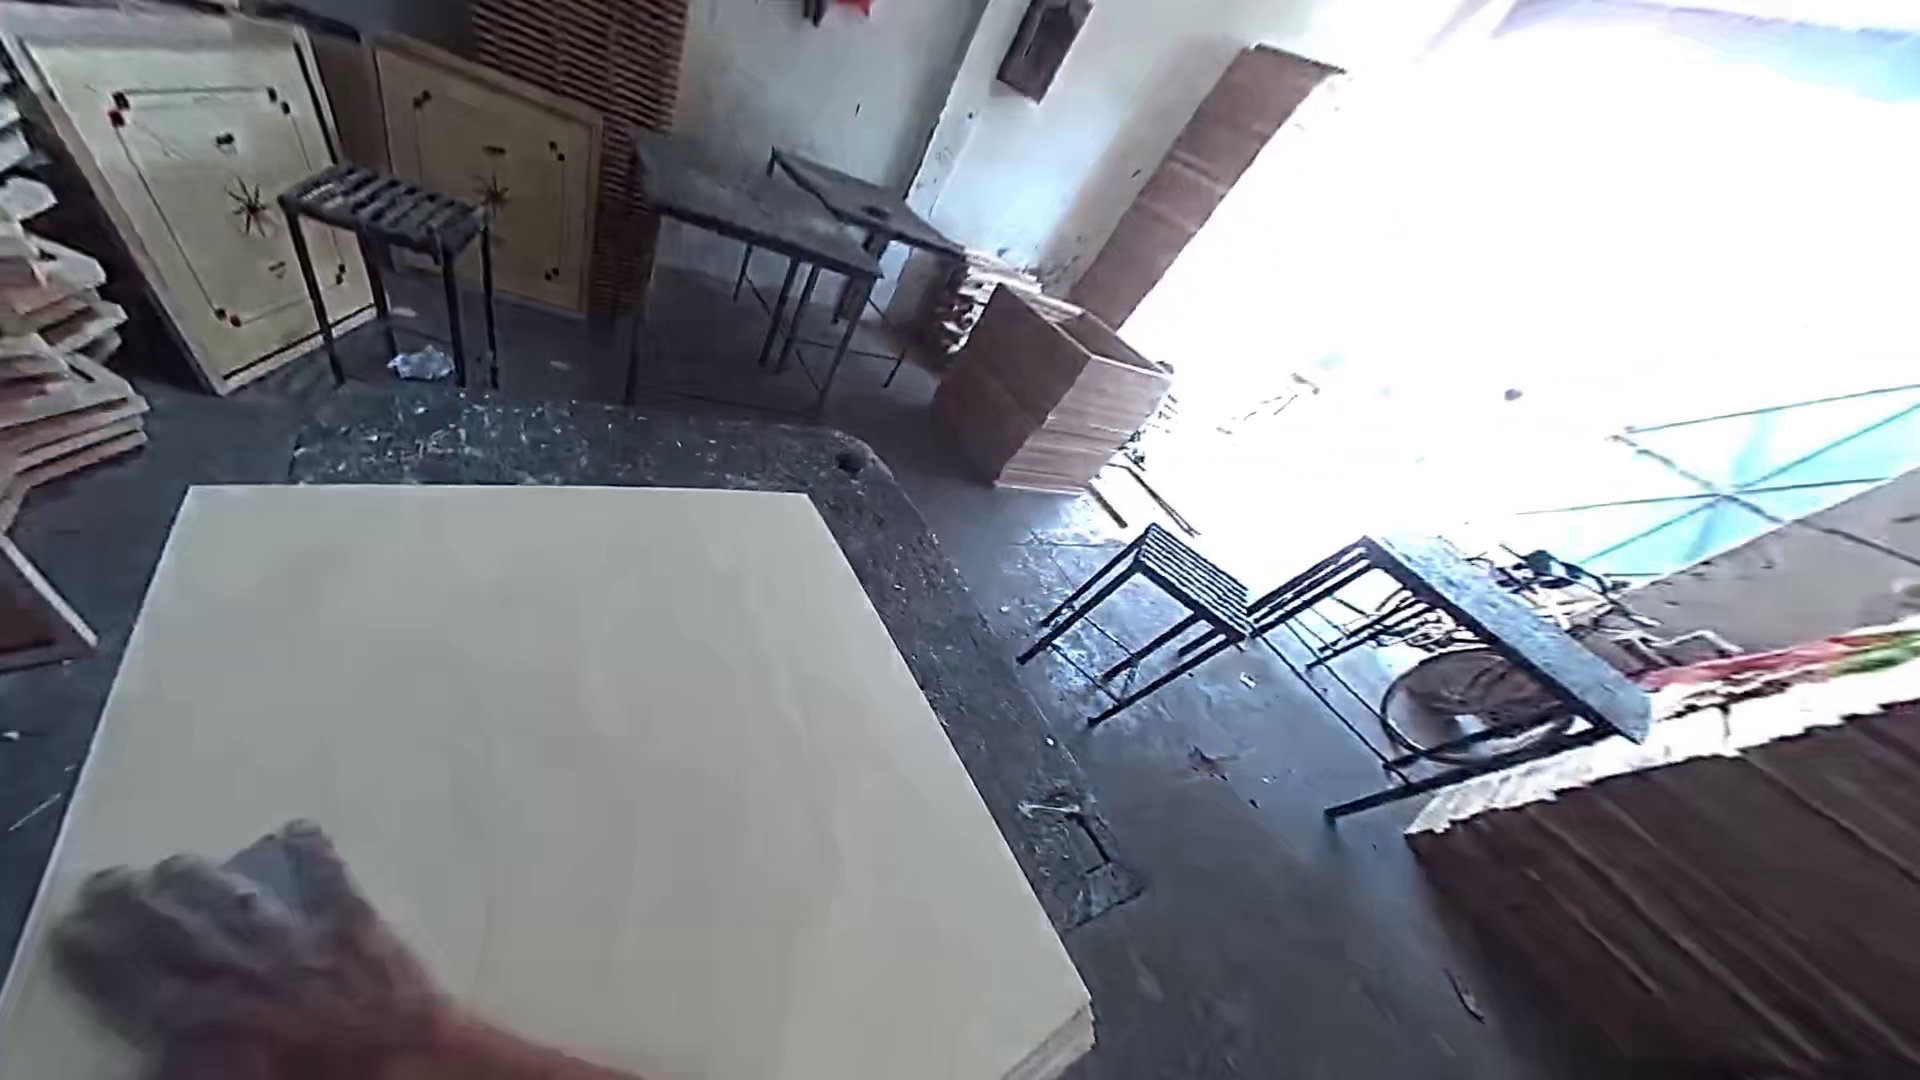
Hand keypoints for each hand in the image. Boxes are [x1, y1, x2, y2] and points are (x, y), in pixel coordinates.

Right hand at [54, 821, 444, 1057]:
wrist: (392, 1056)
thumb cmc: (305, 1076)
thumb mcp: (221, 1079)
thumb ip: (182, 1055)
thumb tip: (154, 1040)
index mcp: (202, 1019)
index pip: (133, 983)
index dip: (97, 957)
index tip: (71, 928)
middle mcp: (245, 971)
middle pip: (180, 935)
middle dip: (139, 907)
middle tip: (112, 879)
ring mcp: (304, 940)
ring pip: (242, 903)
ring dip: (205, 880)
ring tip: (175, 861)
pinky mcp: (357, 921)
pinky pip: (331, 879)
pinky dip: (314, 852)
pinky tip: (298, 827)